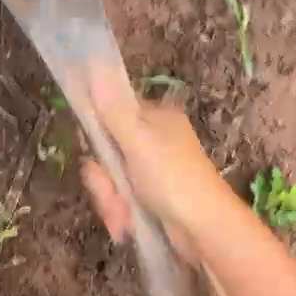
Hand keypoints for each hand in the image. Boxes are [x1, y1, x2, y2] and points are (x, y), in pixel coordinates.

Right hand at [80, 74, 245, 253]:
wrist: (204, 229)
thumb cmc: (174, 179)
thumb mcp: (139, 141)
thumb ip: (112, 110)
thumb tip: (94, 66)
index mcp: (155, 119)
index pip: (111, 114)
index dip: (96, 134)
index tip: (91, 151)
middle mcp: (153, 141)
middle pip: (106, 152)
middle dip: (104, 180)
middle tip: (112, 195)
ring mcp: (152, 170)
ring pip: (111, 179)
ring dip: (111, 201)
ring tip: (123, 218)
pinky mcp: (151, 196)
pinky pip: (121, 198)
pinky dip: (121, 213)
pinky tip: (126, 226)